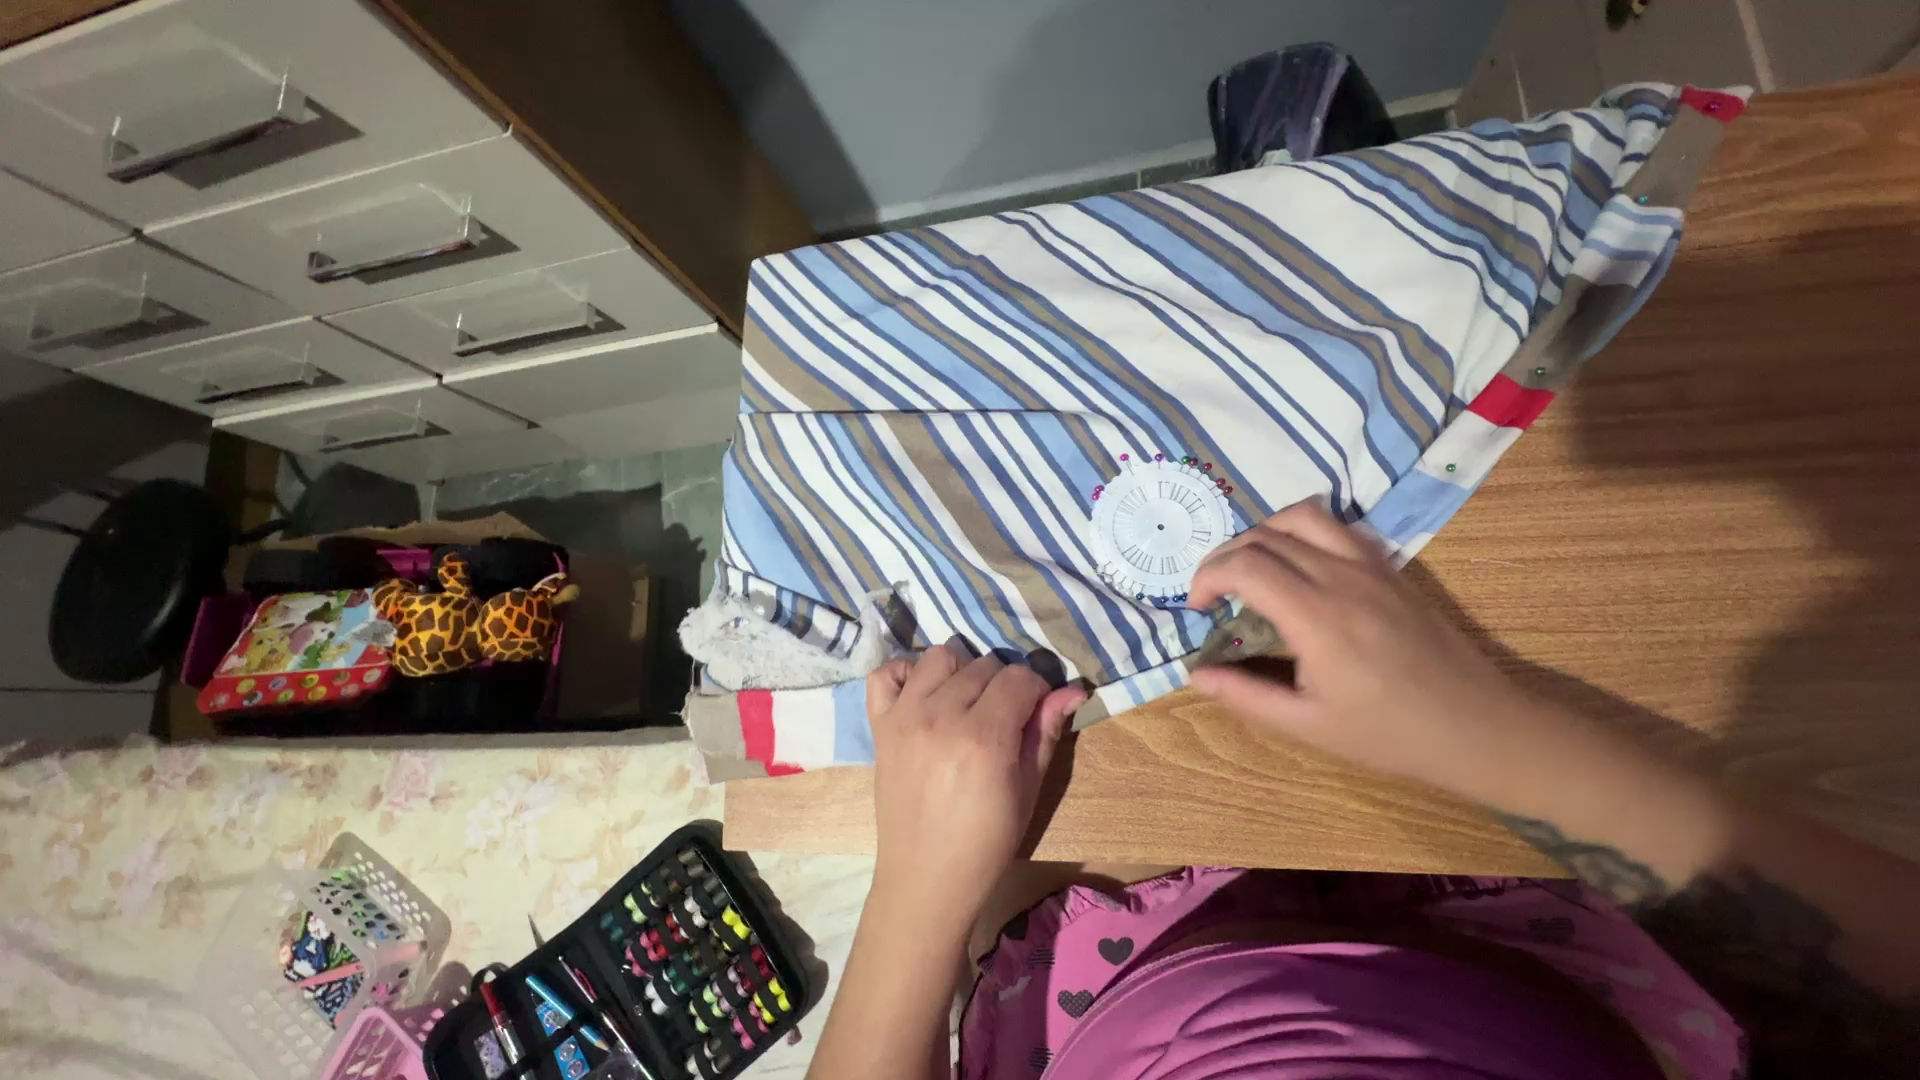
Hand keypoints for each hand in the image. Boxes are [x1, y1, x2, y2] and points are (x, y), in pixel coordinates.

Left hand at [866, 643, 1086, 921]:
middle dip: (1002, 684)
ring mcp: (905, 717)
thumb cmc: (987, 842)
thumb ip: (1046, 732)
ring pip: (940, 657)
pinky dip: (906, 675)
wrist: (926, 878)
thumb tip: (1074, 689)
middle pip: (983, 665)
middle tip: (1003, 719)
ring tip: (965, 704)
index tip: (1035, 713)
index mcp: (985, 738)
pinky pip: (885, 674)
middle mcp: (942, 717)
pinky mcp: (879, 726)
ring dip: (960, 672)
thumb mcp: (1029, 789)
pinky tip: (924, 697)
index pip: (1019, 678)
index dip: (1036, 691)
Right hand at [1186, 501, 1588, 810]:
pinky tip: (1296, 566)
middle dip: (1224, 556)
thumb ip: (1246, 695)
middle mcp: (1342, 578)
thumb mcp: (1309, 726)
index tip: (1198, 607)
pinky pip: (1336, 527)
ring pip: (1301, 517)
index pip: (1245, 565)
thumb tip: (1195, 673)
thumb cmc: (1391, 735)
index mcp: (1318, 619)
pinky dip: (1301, 532)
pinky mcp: (1390, 568)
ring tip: (1249, 568)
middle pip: (1264, 536)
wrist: (1480, 728)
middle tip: (1213, 592)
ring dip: (1261, 534)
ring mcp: (1371, 566)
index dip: (1207, 577)